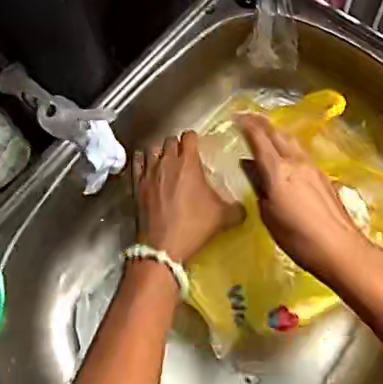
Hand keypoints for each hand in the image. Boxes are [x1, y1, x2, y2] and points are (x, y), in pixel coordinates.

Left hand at [134, 132, 240, 262]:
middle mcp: (167, 161)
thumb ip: (237, 209)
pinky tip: (146, 165)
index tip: (197, 145)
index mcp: (189, 163)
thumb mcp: (223, 217)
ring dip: (159, 151)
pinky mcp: (137, 184)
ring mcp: (149, 172)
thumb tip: (245, 208)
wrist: (163, 246)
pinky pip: (137, 162)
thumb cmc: (194, 226)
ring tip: (164, 159)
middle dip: (177, 144)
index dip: (194, 138)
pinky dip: (142, 160)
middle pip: (170, 140)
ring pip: (152, 148)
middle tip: (183, 155)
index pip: (189, 136)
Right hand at [236, 114, 371, 279]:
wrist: (341, 248)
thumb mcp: (269, 215)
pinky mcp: (323, 176)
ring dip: (276, 133)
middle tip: (248, 119)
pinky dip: (288, 147)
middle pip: (277, 133)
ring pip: (291, 141)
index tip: (236, 116)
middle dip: (261, 123)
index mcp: (278, 170)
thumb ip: (258, 186)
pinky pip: (301, 153)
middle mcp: (296, 161)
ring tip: (266, 133)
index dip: (246, 125)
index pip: (259, 138)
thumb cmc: (298, 238)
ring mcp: (312, 167)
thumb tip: (249, 166)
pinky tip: (286, 156)